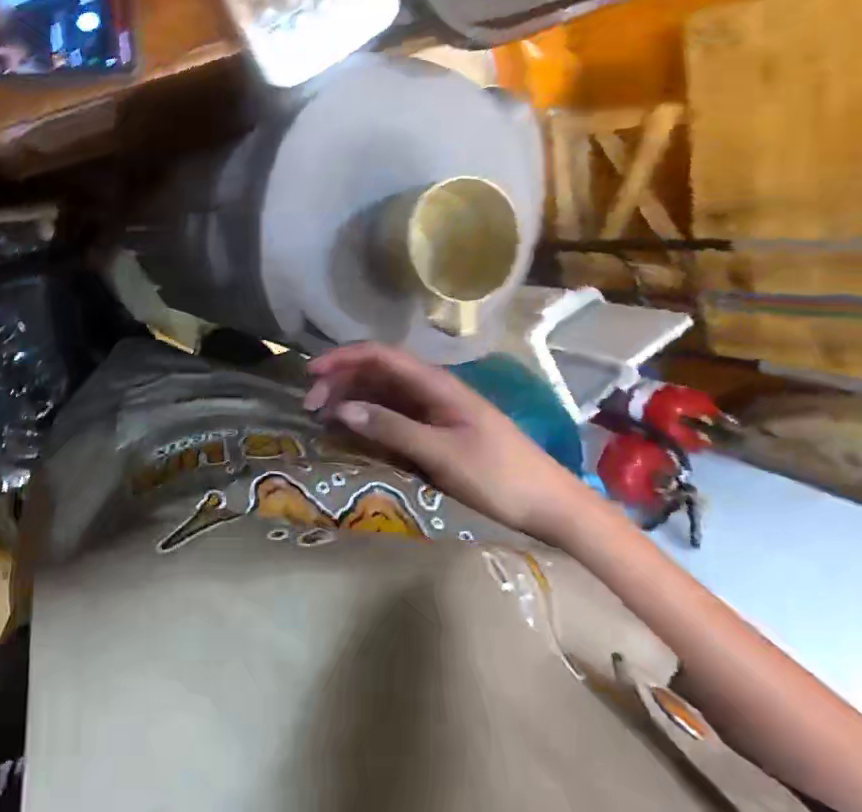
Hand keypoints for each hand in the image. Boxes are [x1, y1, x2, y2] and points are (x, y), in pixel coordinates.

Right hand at [305, 343, 608, 544]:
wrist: (552, 506)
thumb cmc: (499, 477)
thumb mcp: (442, 454)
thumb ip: (392, 428)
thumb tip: (342, 408)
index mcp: (436, 384)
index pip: (380, 355)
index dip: (342, 358)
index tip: (310, 374)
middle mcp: (433, 390)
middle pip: (377, 372)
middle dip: (340, 381)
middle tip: (310, 407)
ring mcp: (436, 410)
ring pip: (382, 393)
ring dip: (351, 399)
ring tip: (322, 419)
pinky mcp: (438, 431)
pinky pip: (394, 415)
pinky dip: (368, 418)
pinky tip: (352, 432)